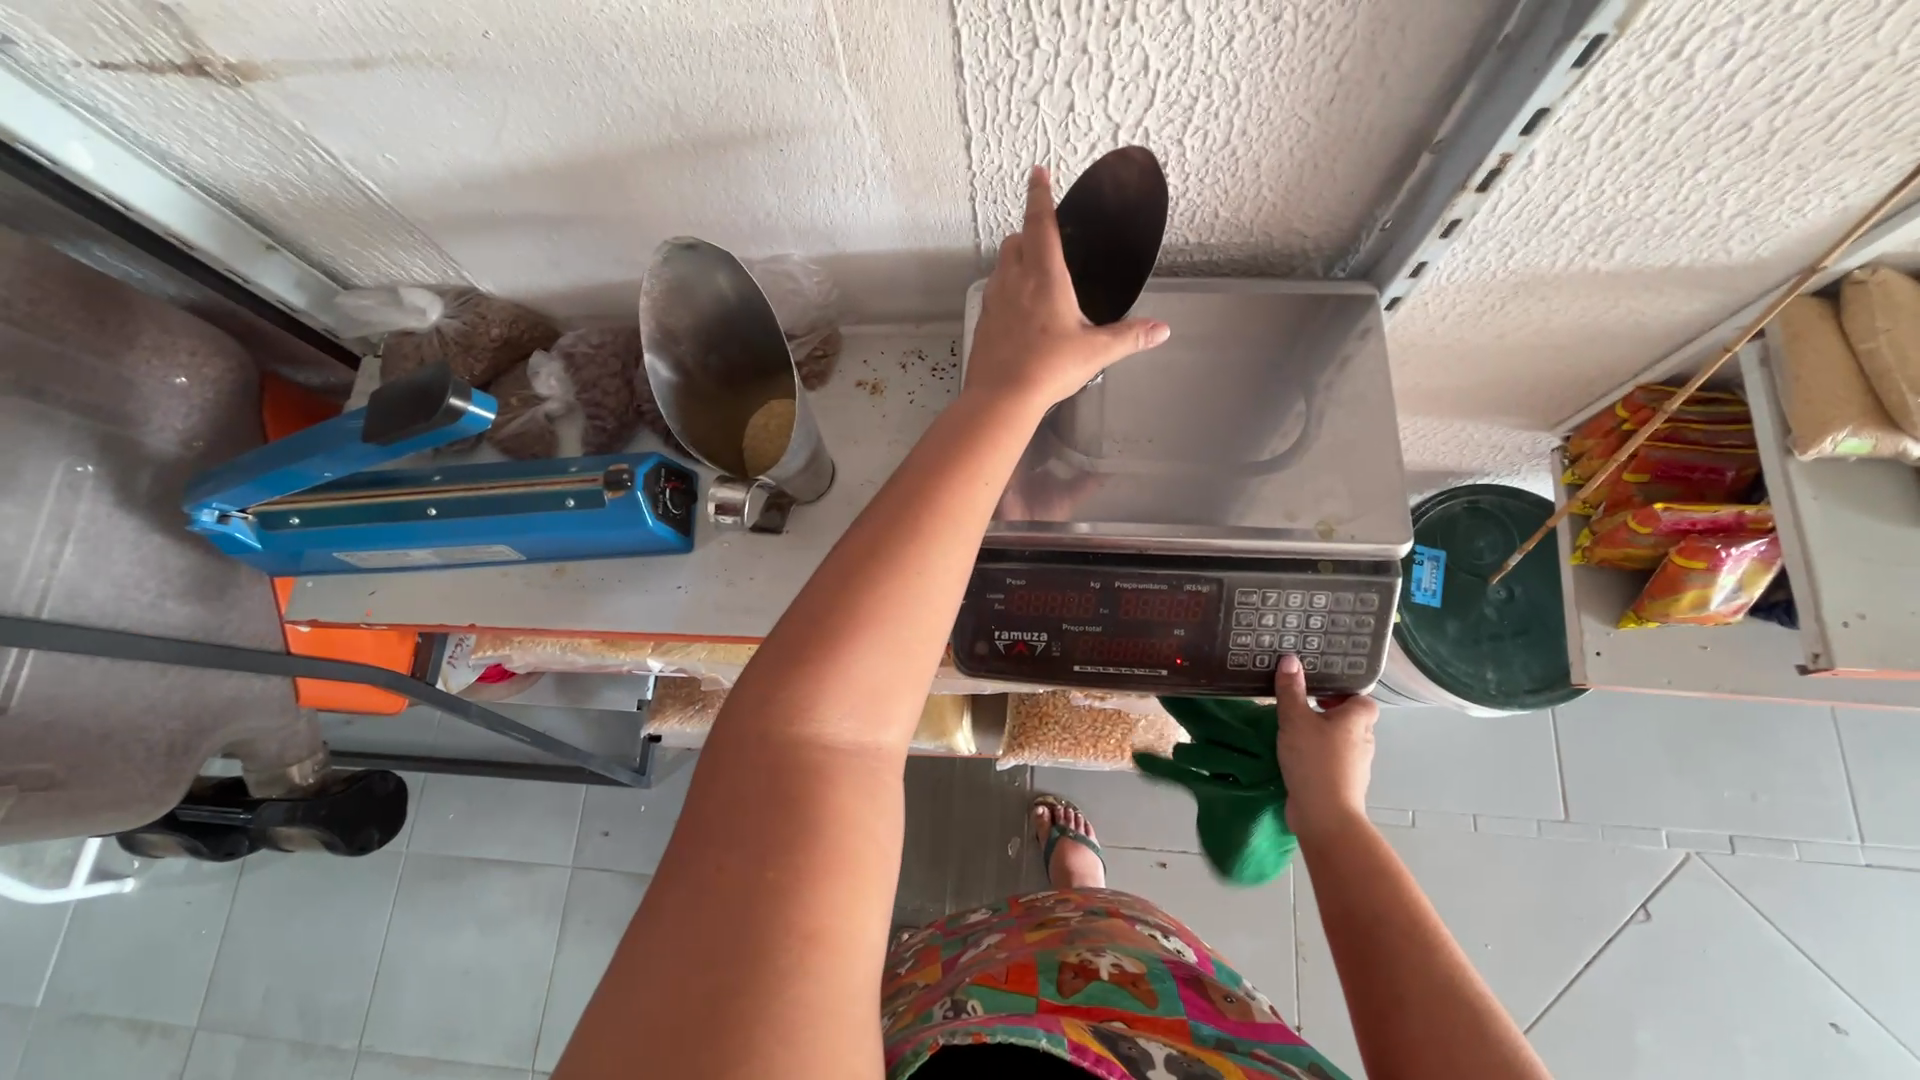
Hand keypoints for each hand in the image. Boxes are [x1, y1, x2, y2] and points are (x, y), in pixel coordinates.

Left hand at [964, 166, 1170, 411]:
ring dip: (1016, 260)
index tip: (1038, 173)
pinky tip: (1020, 312)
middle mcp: (1015, 281)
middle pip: (1016, 240)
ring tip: (1035, 276)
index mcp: (1045, 276)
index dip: (1040, 194)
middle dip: (1029, 232)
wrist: (1001, 398)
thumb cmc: (1046, 369)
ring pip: (1002, 265)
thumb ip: (1129, 337)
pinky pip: (994, 294)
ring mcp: (994, 301)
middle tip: (1045, 238)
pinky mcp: (984, 322)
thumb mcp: (1095, 352)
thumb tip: (1158, 331)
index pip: (1041, 222)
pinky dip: (1007, 291)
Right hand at [1272, 653, 1378, 838]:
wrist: (1325, 814)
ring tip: (1294, 732)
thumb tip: (1290, 659)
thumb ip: (1291, 690)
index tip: (1319, 692)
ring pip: (1342, 742)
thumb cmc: (1314, 760)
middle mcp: (1363, 740)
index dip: (1344, 693)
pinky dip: (1319, 756)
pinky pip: (1333, 761)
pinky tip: (1297, 757)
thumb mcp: (1295, 719)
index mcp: (1358, 720)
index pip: (1362, 699)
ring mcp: (1356, 765)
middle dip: (1329, 714)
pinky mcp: (1344, 783)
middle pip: (1351, 720)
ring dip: (1323, 736)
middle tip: (1301, 708)